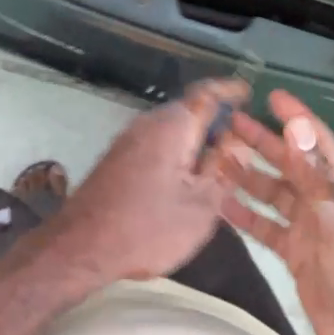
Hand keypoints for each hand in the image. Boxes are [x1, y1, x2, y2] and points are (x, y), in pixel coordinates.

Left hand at [40, 79, 249, 284]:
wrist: (84, 244)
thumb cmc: (149, 227)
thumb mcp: (201, 206)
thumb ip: (222, 169)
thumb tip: (238, 141)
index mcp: (173, 126)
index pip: (206, 93)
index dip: (229, 90)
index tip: (250, 92)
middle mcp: (150, 122)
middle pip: (189, 109)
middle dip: (217, 119)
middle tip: (243, 137)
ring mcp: (131, 137)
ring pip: (173, 127)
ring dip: (197, 137)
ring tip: (222, 160)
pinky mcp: (120, 155)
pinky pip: (159, 141)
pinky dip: (180, 149)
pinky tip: (189, 175)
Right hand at [217, 90, 333, 334]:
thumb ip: (313, 178)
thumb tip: (296, 127)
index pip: (317, 142)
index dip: (297, 118)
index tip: (272, 95)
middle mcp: (324, 203)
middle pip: (289, 164)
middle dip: (262, 143)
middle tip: (229, 124)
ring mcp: (309, 229)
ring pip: (273, 193)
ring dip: (248, 177)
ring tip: (217, 160)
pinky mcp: (297, 255)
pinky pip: (266, 227)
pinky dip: (246, 215)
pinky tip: (222, 205)